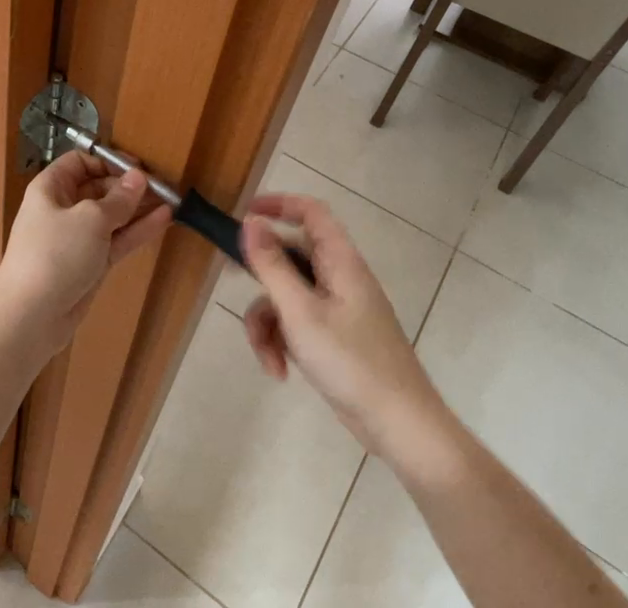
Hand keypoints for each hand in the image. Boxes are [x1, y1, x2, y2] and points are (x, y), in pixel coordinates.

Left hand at [0, 151, 173, 353]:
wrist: (31, 316)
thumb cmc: (55, 254)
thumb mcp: (90, 219)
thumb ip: (118, 199)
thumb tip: (138, 177)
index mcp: (50, 189)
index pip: (79, 162)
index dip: (107, 161)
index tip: (137, 168)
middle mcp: (62, 209)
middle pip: (98, 189)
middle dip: (128, 186)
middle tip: (162, 186)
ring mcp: (77, 239)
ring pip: (111, 216)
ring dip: (138, 208)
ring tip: (171, 199)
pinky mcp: (90, 264)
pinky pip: (116, 240)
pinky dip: (137, 230)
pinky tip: (164, 220)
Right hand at [240, 194, 444, 456]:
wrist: (396, 422)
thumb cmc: (350, 360)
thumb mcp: (301, 312)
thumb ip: (272, 265)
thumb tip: (250, 222)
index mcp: (340, 262)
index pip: (311, 213)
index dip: (279, 205)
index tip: (244, 212)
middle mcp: (339, 278)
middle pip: (290, 257)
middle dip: (260, 275)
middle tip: (230, 279)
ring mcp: (336, 309)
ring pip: (286, 295)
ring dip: (267, 322)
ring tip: (267, 354)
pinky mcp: (332, 337)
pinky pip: (295, 324)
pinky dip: (281, 342)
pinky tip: (280, 370)